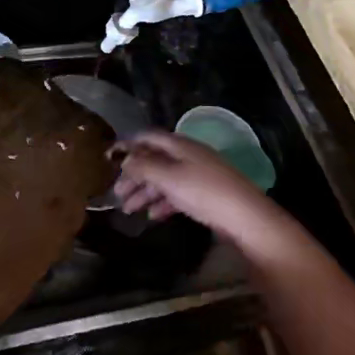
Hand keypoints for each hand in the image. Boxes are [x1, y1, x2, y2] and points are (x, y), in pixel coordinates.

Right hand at [112, 131, 288, 244]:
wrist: (245, 217)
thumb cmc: (203, 192)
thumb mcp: (168, 178)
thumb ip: (144, 166)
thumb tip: (125, 159)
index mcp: (180, 145)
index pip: (149, 137)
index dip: (129, 144)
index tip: (110, 156)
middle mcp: (189, 155)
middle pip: (156, 160)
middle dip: (135, 175)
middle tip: (117, 193)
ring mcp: (199, 175)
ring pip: (165, 179)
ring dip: (146, 192)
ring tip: (129, 210)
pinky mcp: (206, 194)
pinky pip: (178, 194)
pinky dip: (163, 203)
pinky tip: (153, 216)